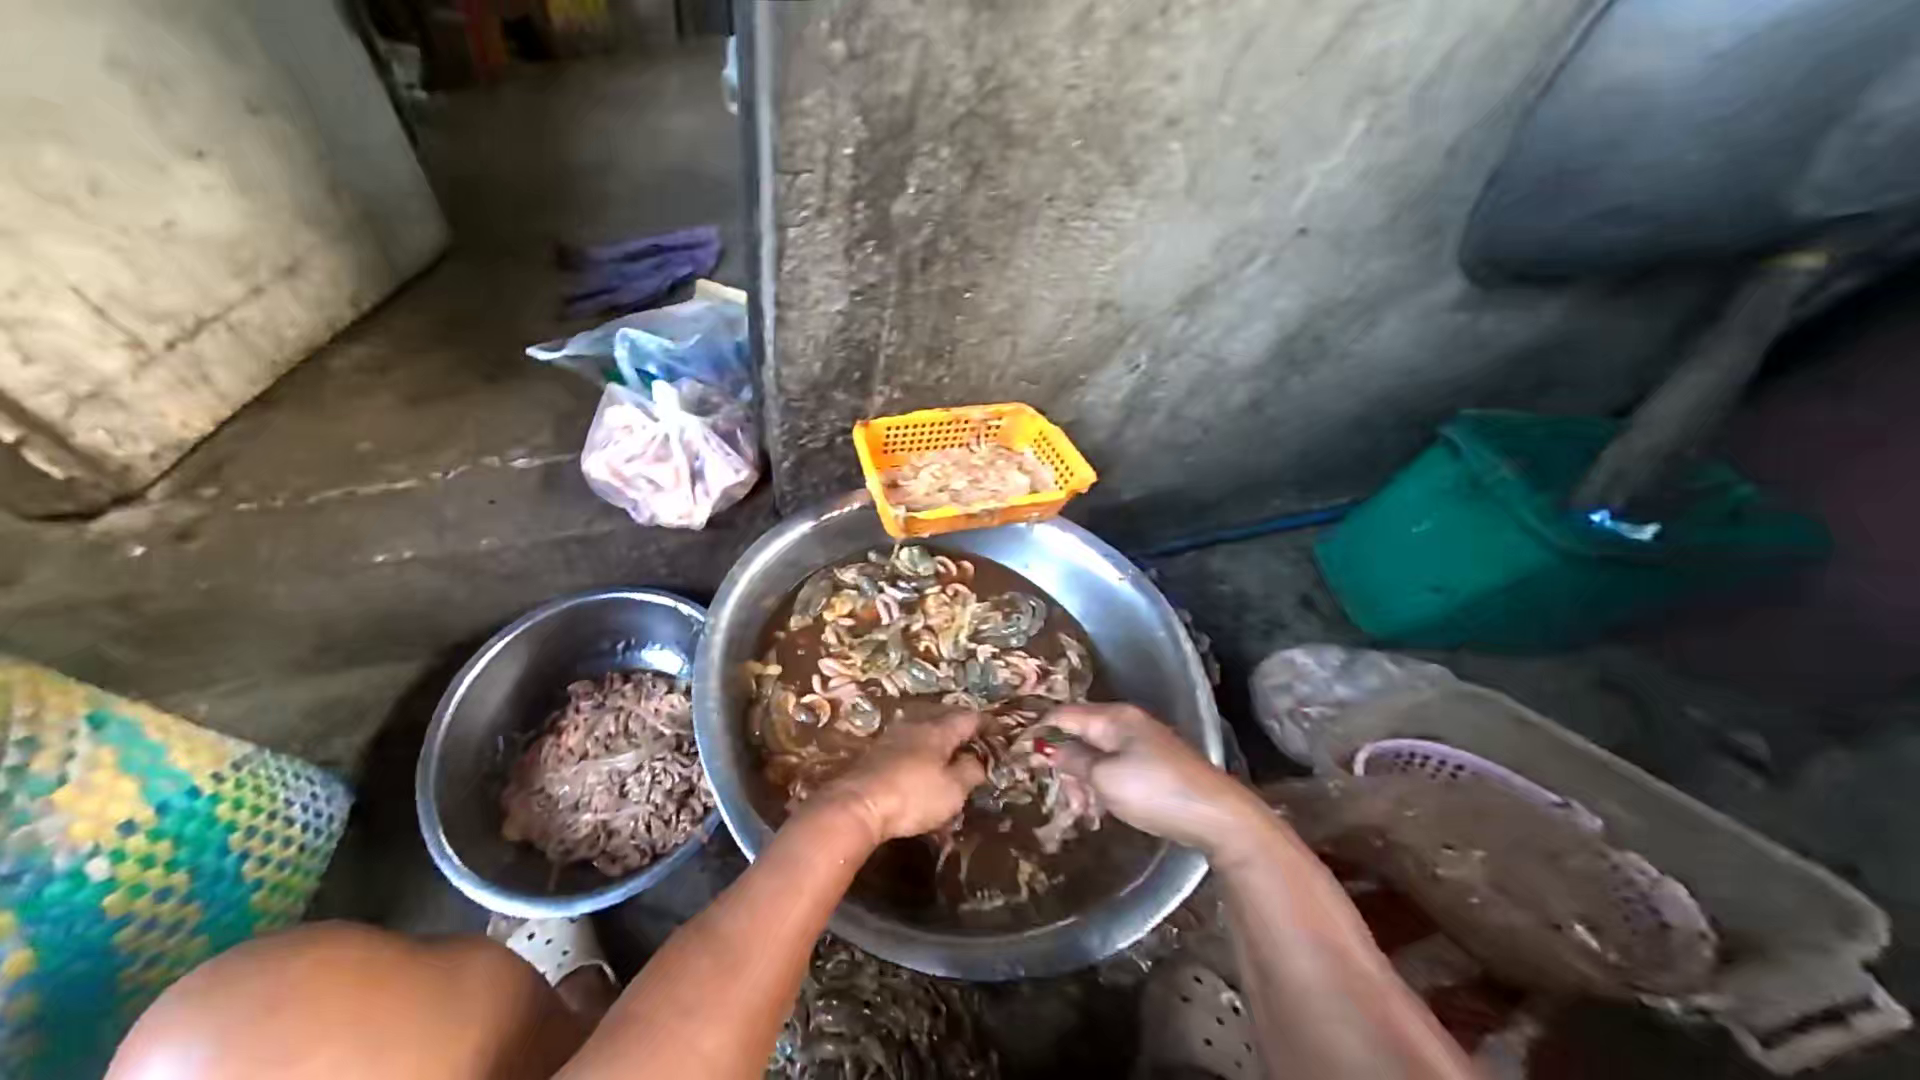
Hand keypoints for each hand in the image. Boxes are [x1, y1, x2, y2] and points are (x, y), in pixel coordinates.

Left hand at [820, 711, 986, 844]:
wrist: (856, 805)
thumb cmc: (913, 796)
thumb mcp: (953, 790)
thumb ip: (970, 771)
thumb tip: (978, 759)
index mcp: (939, 730)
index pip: (969, 717)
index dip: (987, 723)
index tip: (1000, 732)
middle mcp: (915, 725)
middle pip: (944, 717)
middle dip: (962, 726)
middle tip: (976, 739)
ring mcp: (892, 737)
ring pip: (923, 729)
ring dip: (939, 737)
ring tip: (951, 751)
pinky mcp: (876, 754)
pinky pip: (908, 743)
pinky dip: (922, 750)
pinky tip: (922, 764)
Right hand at [1043, 703, 1268, 856]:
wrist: (1217, 816)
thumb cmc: (1155, 792)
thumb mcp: (1105, 779)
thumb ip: (1074, 761)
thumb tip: (1051, 749)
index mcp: (1113, 718)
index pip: (1063, 714)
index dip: (1040, 732)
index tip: (1022, 757)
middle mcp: (1127, 723)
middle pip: (1080, 736)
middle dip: (1066, 767)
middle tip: (1067, 802)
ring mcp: (1143, 743)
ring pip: (1097, 756)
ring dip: (1085, 783)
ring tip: (1086, 814)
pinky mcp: (1155, 764)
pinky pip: (1116, 768)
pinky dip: (1104, 787)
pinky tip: (1103, 812)